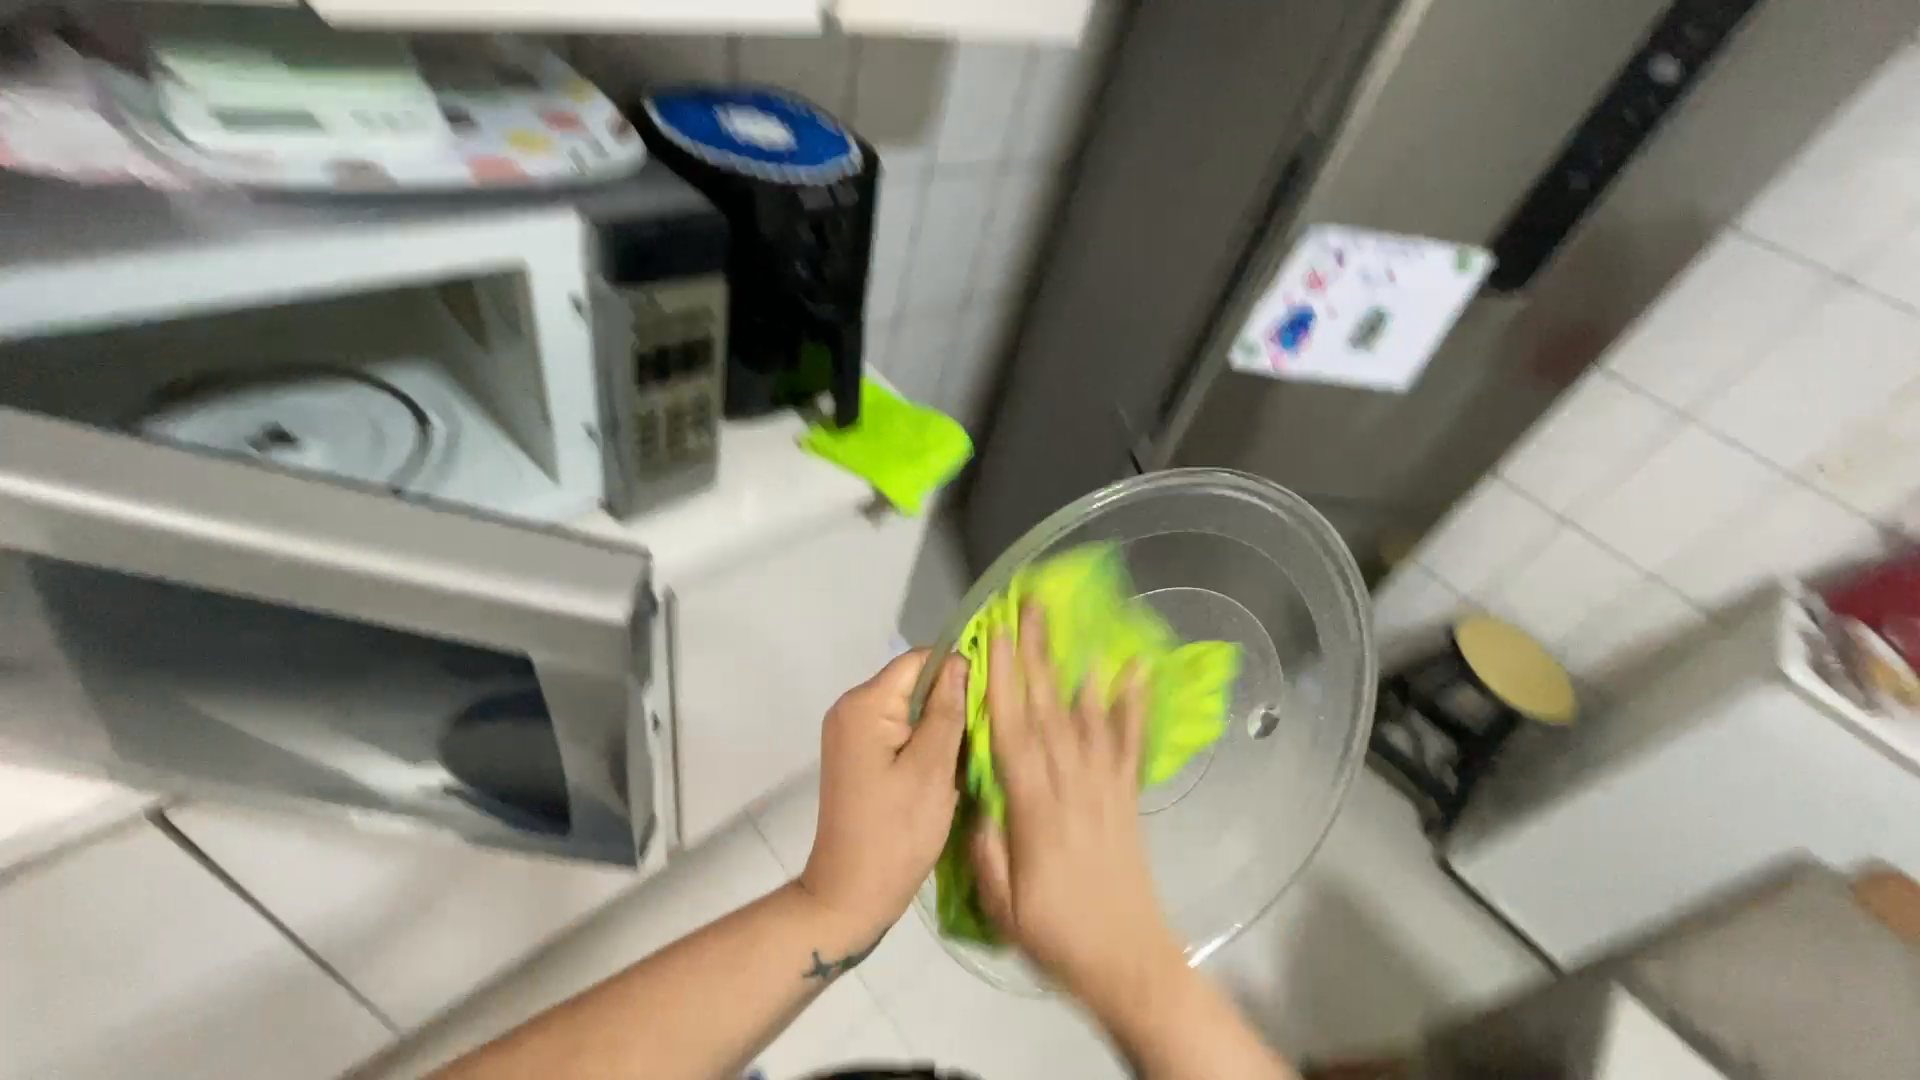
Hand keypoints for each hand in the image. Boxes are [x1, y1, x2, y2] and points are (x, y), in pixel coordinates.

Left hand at [798, 649, 967, 941]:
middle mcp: (850, 708)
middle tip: (987, 725)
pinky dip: (922, 739)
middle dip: (950, 698)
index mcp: (864, 705)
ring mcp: (849, 731)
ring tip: (972, 747)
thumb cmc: (896, 832)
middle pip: (912, 681)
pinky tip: (946, 764)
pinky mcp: (856, 753)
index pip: (919, 660)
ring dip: (939, 721)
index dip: (958, 668)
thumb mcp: (932, 769)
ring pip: (907, 706)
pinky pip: (896, 728)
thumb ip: (948, 710)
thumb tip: (962, 660)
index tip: (993, 693)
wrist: (850, 893)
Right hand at [971, 605, 1185, 1000]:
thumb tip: (977, 802)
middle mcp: (1072, 788)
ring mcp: (1105, 789)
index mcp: (1034, 811)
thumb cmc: (1058, 938)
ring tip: (1072, 623)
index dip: (1003, 682)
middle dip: (1036, 655)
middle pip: (1049, 710)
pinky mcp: (1127, 798)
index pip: (1012, 734)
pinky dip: (1132, 705)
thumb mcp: (1004, 907)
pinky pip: (1130, 745)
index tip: (995, 639)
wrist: (1130, 964)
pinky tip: (1135, 670)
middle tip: (1029, 608)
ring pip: (1086, 718)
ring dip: (1077, 666)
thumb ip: (987, 851)